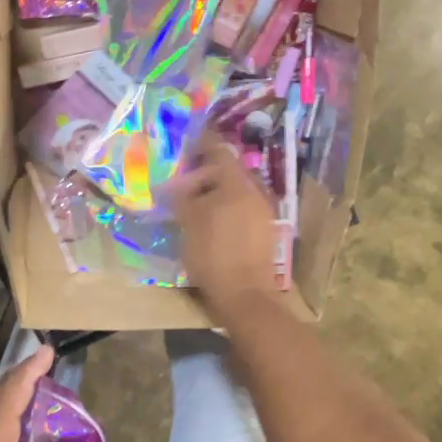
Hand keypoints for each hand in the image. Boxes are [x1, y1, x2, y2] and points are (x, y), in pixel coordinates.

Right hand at [170, 132, 279, 319]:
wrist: (245, 295)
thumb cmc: (213, 253)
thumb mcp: (189, 221)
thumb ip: (183, 196)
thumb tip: (176, 185)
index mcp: (237, 183)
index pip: (219, 150)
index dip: (200, 145)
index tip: (184, 148)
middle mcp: (256, 192)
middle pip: (229, 172)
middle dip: (205, 174)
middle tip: (182, 184)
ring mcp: (263, 213)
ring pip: (236, 192)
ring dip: (215, 194)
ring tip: (193, 207)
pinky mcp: (264, 233)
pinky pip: (242, 210)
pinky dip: (225, 210)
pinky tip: (210, 225)